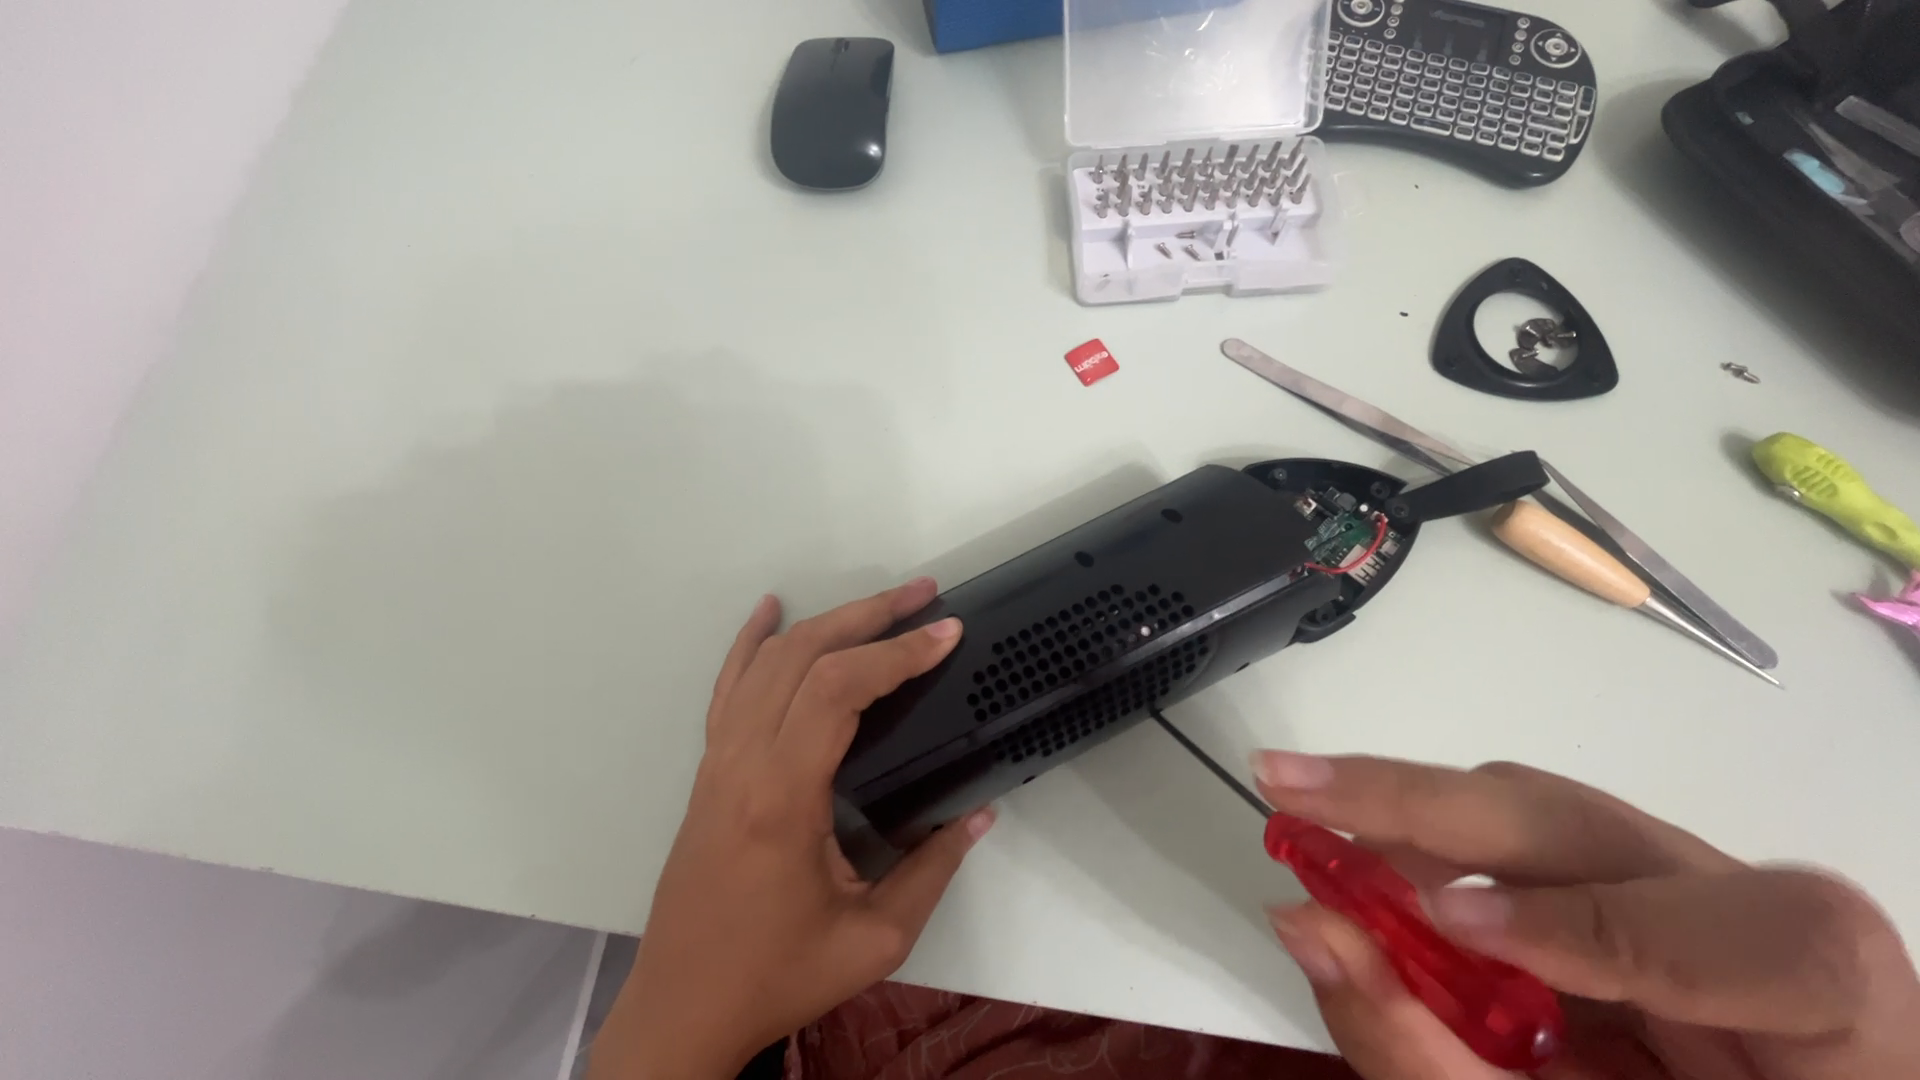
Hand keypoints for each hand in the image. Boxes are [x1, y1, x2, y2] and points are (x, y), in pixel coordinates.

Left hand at [589, 580, 995, 1079]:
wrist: (683, 1006)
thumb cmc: (776, 974)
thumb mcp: (874, 938)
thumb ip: (932, 870)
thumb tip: (978, 815)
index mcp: (783, 795)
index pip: (839, 690)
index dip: (898, 654)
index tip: (945, 634)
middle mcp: (743, 761)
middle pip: (803, 656)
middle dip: (869, 616)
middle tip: (923, 596)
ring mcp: (718, 760)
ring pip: (767, 661)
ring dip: (825, 621)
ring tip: (878, 604)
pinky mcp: (709, 768)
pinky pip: (728, 686)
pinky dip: (751, 641)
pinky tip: (769, 611)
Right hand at [1252, 752, 1919, 1079]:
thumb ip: (1433, 1060)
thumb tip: (1302, 926)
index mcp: (1842, 1045)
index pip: (1781, 949)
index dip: (1605, 926)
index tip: (1449, 924)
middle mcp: (1760, 936)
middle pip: (1608, 829)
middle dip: (1428, 806)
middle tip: (1286, 786)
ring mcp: (1682, 896)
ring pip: (1542, 812)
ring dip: (1409, 816)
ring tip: (1306, 822)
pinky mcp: (1610, 885)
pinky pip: (1507, 842)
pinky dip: (1416, 845)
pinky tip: (1352, 855)